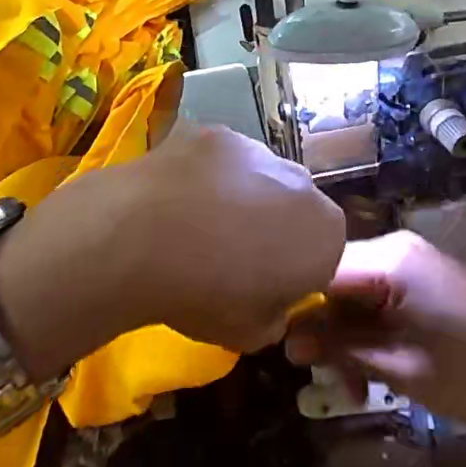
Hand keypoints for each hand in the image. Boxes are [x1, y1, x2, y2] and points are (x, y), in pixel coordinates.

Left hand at [0, 123, 345, 373]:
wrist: (141, 235)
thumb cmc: (206, 293)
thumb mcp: (252, 335)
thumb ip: (276, 316)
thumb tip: (269, 302)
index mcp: (325, 234)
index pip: (324, 255)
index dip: (294, 273)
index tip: (261, 288)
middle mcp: (301, 183)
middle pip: (295, 208)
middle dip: (273, 227)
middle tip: (229, 255)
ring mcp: (256, 149)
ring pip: (259, 177)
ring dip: (241, 196)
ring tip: (195, 222)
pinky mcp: (214, 131)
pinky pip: (219, 159)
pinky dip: (205, 174)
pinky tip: (174, 195)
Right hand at [284, 231, 465, 428]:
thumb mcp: (399, 368)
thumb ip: (340, 348)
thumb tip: (287, 342)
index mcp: (390, 260)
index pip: (320, 271)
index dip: (297, 307)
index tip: (285, 345)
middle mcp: (395, 247)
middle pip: (335, 280)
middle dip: (325, 329)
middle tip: (322, 374)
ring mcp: (410, 259)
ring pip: (353, 291)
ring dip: (346, 335)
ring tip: (353, 385)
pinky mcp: (420, 276)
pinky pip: (376, 295)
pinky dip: (368, 329)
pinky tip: (371, 367)